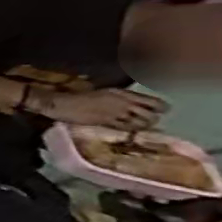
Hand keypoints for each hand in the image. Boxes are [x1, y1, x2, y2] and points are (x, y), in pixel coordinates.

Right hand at [26, 87, 167, 130]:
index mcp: (123, 94)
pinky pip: (126, 128)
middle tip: (148, 120)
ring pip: (141, 124)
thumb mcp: (102, 92)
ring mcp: (116, 114)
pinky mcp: (107, 123)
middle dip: (152, 119)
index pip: (155, 103)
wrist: (60, 103)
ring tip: (138, 126)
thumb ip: (120, 98)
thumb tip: (134, 103)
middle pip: (151, 116)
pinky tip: (127, 128)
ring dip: (142, 126)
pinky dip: (130, 130)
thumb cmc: (78, 95)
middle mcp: (124, 104)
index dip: (161, 108)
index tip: (160, 110)